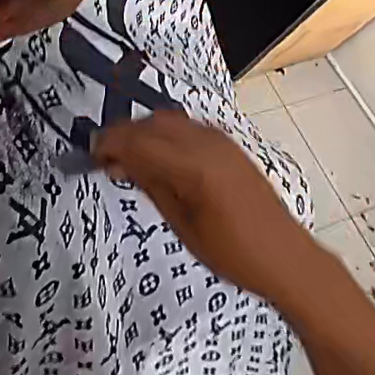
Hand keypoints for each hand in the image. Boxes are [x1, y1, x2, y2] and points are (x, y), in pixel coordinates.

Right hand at [93, 113, 327, 307]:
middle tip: (105, 159)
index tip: (90, 153)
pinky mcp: (228, 142)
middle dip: (124, 135)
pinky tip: (158, 157)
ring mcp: (220, 138)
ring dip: (144, 132)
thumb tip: (120, 162)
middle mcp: (206, 141)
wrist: (284, 254)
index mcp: (193, 165)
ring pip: (169, 120)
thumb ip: (151, 185)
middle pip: (152, 122)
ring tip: (128, 160)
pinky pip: (187, 127)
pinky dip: (165, 134)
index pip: (139, 140)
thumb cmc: (232, 253)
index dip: (110, 143)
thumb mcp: (182, 225)